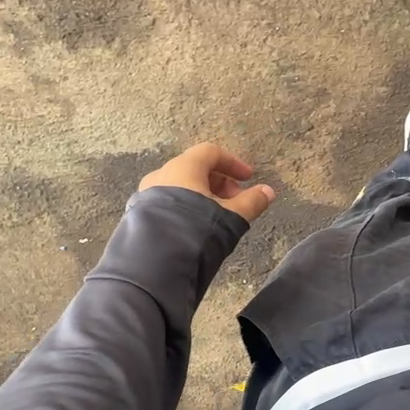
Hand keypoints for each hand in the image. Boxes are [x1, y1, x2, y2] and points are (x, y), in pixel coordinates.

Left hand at [138, 143, 276, 221]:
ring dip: (204, 195)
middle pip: (195, 169)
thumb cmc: (197, 226)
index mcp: (184, 168)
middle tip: (236, 201)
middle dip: (221, 182)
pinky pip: (169, 201)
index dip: (233, 163)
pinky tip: (196, 225)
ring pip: (182, 186)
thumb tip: (268, 191)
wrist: (156, 256)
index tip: (249, 178)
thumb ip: (252, 201)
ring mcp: (147, 193)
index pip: (210, 153)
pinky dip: (187, 205)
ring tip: (218, 216)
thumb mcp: (233, 215)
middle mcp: (162, 175)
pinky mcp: (141, 212)